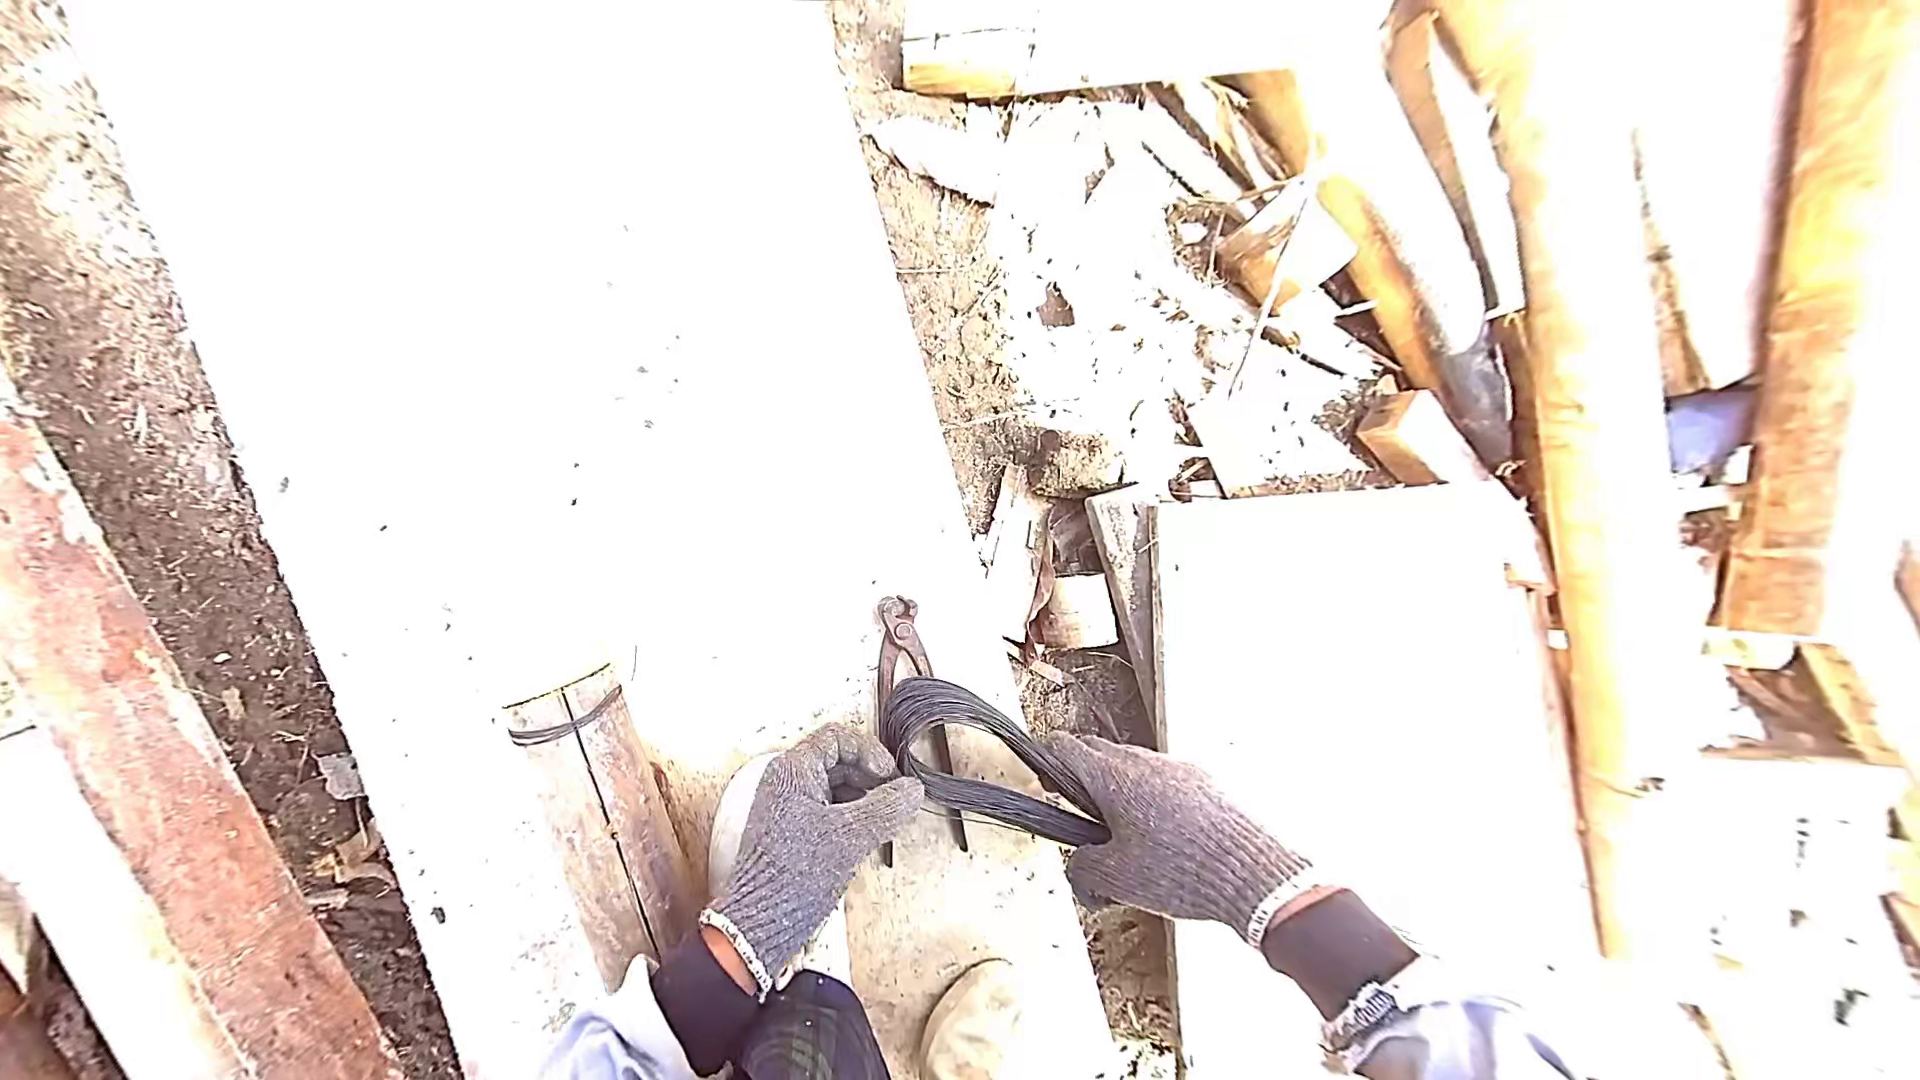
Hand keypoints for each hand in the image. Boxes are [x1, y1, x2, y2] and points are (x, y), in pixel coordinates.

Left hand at [702, 724, 922, 994]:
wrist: (758, 928)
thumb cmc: (793, 877)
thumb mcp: (851, 836)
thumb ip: (887, 807)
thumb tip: (914, 789)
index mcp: (793, 770)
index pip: (838, 737)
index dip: (869, 751)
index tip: (888, 775)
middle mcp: (787, 780)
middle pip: (839, 759)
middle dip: (870, 774)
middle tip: (894, 796)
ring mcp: (787, 804)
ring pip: (835, 783)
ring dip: (864, 794)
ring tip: (885, 816)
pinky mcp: (791, 827)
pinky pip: (828, 805)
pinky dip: (852, 812)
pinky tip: (868, 831)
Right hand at [1040, 733, 1311, 940]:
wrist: (1253, 876)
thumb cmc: (1181, 872)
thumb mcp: (1117, 881)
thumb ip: (1082, 869)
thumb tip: (1080, 865)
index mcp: (1111, 776)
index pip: (1064, 745)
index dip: (1046, 759)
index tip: (1046, 779)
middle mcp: (1140, 760)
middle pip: (1095, 749)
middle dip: (1080, 771)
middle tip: (1079, 805)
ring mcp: (1173, 765)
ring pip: (1130, 761)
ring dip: (1116, 782)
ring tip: (1123, 823)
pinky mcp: (1201, 777)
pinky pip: (1162, 774)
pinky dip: (1149, 791)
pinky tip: (1162, 829)